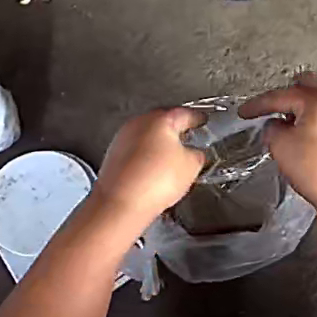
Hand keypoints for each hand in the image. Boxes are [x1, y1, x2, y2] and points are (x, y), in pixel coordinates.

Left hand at [92, 107, 206, 222]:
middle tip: (190, 144)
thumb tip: (195, 154)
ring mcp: (123, 139)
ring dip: (160, 148)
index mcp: (160, 119)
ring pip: (148, 138)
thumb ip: (197, 154)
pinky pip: (136, 152)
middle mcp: (138, 124)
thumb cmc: (153, 181)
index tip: (202, 121)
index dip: (198, 119)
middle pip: (163, 124)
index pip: (185, 113)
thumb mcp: (192, 166)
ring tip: (172, 166)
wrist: (123, 202)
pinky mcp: (114, 155)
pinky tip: (154, 175)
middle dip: (177, 134)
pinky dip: (147, 160)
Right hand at [240, 72, 316, 228]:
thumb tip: (276, 125)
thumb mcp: (280, 146)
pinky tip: (300, 134)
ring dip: (299, 106)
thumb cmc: (316, 170)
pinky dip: (310, 118)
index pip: (280, 95)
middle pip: (305, 86)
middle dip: (284, 95)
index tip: (244, 112)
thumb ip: (272, 128)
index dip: (258, 104)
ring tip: (283, 123)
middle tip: (268, 109)